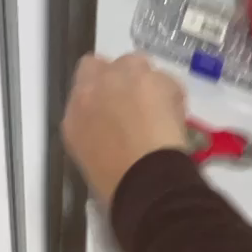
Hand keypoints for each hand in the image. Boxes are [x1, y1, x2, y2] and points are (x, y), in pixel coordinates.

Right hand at [62, 53, 189, 204]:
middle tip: (139, 113)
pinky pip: (168, 83)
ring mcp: (129, 76)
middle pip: (112, 67)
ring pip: (139, 67)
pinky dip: (172, 99)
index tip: (115, 110)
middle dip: (125, 83)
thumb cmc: (115, 184)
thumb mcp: (88, 159)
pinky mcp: (160, 80)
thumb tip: (105, 130)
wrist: (145, 182)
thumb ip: (92, 132)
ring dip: (147, 86)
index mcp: (76, 110)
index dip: (103, 92)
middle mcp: (97, 83)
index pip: (85, 81)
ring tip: (159, 117)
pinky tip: (175, 124)